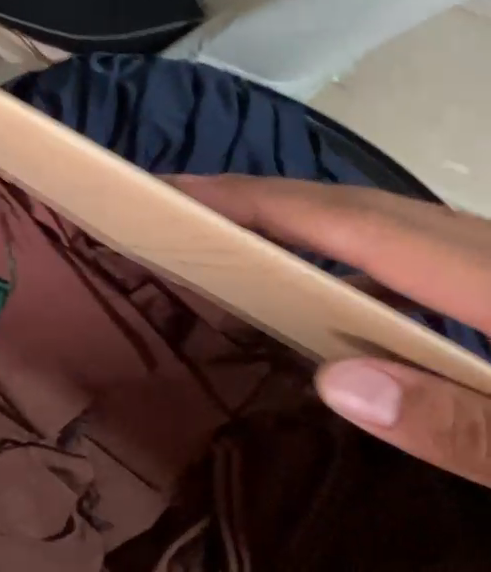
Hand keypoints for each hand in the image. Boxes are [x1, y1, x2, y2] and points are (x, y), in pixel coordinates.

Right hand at [173, 174, 490, 488]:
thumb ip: (479, 432)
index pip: (347, 222)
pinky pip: (427, 253)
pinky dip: (357, 249)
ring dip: (305, 219)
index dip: (247, 199)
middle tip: (174, 207)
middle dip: (260, 196)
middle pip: (364, 207)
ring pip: (398, 224)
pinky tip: (347, 285)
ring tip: (234, 234)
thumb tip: (333, 380)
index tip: (162, 191)